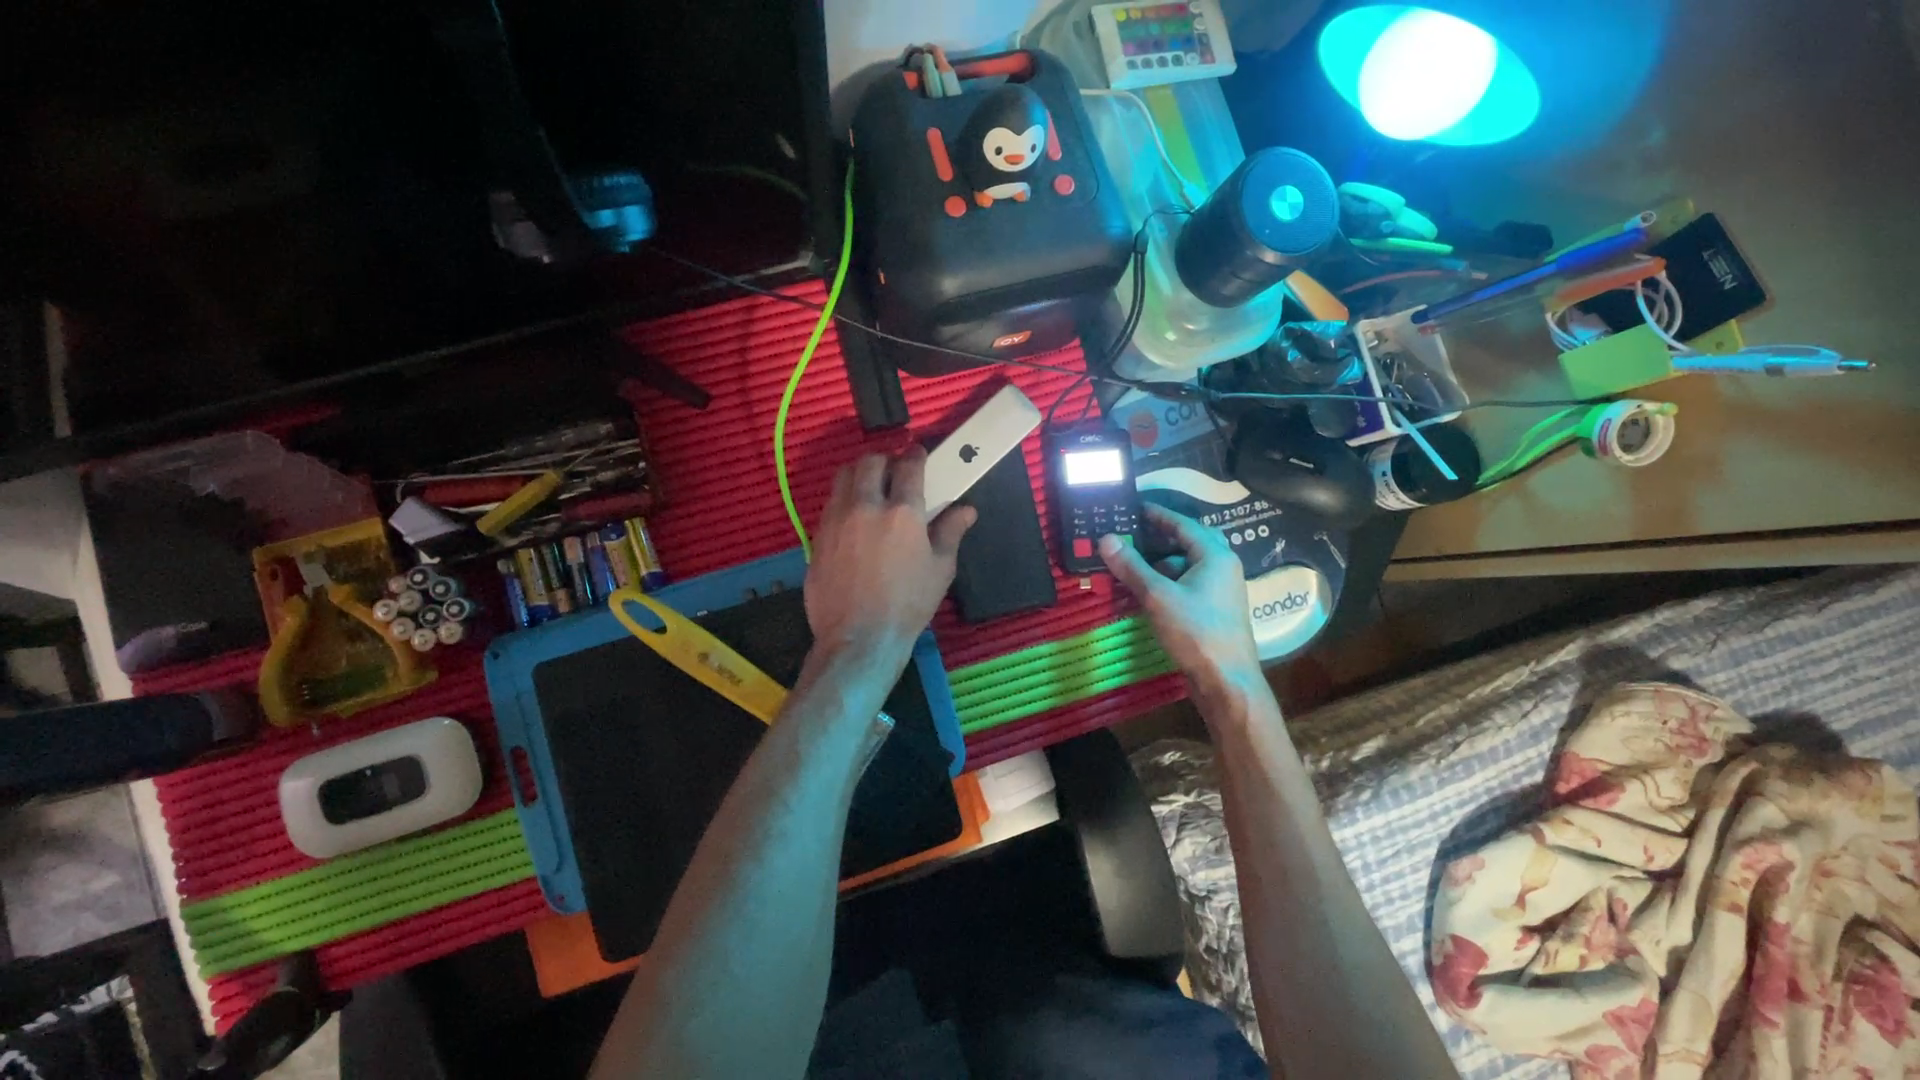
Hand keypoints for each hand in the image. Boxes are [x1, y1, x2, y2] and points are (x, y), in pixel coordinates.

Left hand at [805, 448, 975, 658]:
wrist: (859, 638)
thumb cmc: (907, 606)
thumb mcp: (940, 571)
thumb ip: (950, 533)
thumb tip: (966, 510)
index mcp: (903, 513)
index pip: (909, 466)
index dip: (915, 455)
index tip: (918, 455)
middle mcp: (866, 506)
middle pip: (870, 462)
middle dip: (884, 460)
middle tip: (894, 472)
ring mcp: (837, 520)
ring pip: (844, 477)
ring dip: (860, 475)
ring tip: (870, 488)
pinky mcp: (818, 537)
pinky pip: (830, 504)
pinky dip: (844, 500)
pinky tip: (854, 519)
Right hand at [1099, 504, 1259, 688]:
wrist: (1226, 681)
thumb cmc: (1196, 632)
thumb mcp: (1157, 596)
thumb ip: (1131, 566)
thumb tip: (1107, 539)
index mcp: (1215, 556)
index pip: (1183, 524)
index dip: (1157, 515)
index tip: (1134, 508)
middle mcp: (1223, 569)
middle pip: (1186, 545)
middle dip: (1157, 542)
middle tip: (1130, 538)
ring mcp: (1221, 593)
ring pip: (1185, 569)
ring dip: (1158, 568)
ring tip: (1129, 570)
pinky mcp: (1215, 614)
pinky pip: (1187, 589)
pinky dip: (1165, 587)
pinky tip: (1144, 597)